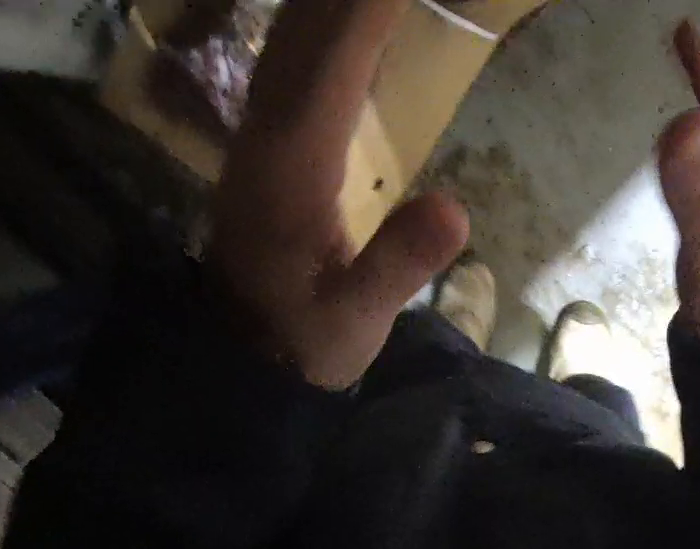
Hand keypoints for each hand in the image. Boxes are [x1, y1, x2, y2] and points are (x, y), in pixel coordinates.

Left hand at [208, 0, 470, 388]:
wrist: (242, 361)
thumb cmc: (304, 342)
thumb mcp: (357, 320)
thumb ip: (398, 265)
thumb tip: (457, 208)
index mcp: (293, 166)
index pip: (334, 58)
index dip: (371, 7)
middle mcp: (268, 135)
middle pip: (305, 28)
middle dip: (353, 0)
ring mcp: (260, 138)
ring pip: (290, 39)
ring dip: (331, 7)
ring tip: (378, 3)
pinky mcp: (265, 150)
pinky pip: (290, 63)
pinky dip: (320, 28)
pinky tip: (341, 22)